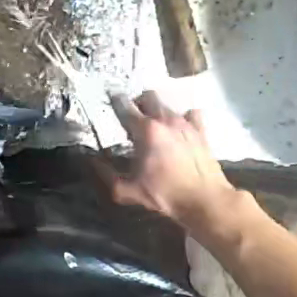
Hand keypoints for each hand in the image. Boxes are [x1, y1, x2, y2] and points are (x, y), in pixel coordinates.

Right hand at [110, 90, 238, 226]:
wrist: (204, 200)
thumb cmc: (164, 194)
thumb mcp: (127, 190)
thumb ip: (106, 174)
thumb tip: (91, 161)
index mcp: (146, 131)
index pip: (125, 106)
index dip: (115, 101)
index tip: (109, 101)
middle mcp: (166, 120)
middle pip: (148, 97)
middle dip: (138, 103)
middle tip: (132, 118)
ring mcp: (186, 123)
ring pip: (168, 105)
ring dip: (157, 111)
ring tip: (154, 128)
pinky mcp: (201, 131)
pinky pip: (191, 114)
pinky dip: (183, 118)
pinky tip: (179, 130)